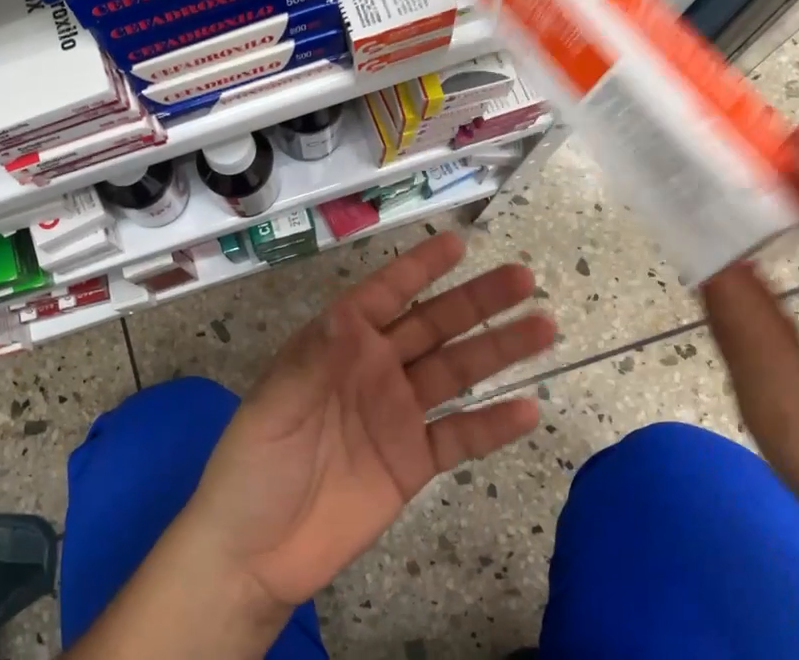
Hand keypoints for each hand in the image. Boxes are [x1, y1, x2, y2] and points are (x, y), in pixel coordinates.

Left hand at [180, 232, 555, 610]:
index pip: (382, 298)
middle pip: (431, 327)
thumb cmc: (254, 469)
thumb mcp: (275, 408)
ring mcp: (396, 417)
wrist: (257, 554)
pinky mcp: (412, 463)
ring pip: (455, 373)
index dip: (418, 270)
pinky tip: (529, 408)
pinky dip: (492, 424)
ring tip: (544, 326)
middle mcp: (372, 372)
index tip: (459, 244)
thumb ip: (314, 363)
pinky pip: (459, 437)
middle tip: (525, 278)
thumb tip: (348, 315)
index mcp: (334, 348)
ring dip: (497, 350)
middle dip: (475, 301)